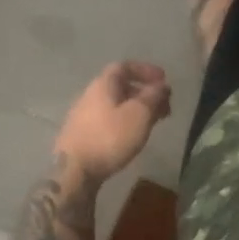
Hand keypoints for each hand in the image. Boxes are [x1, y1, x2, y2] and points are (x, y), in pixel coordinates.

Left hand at [54, 62, 171, 184]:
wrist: (74, 173)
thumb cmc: (110, 137)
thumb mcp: (140, 113)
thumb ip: (154, 96)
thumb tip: (161, 86)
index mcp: (103, 85)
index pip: (124, 67)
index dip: (145, 70)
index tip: (163, 80)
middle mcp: (90, 96)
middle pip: (121, 87)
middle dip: (145, 93)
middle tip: (164, 106)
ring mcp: (83, 117)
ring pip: (116, 105)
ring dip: (137, 109)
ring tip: (153, 123)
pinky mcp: (81, 136)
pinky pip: (108, 120)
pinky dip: (125, 121)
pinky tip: (134, 135)